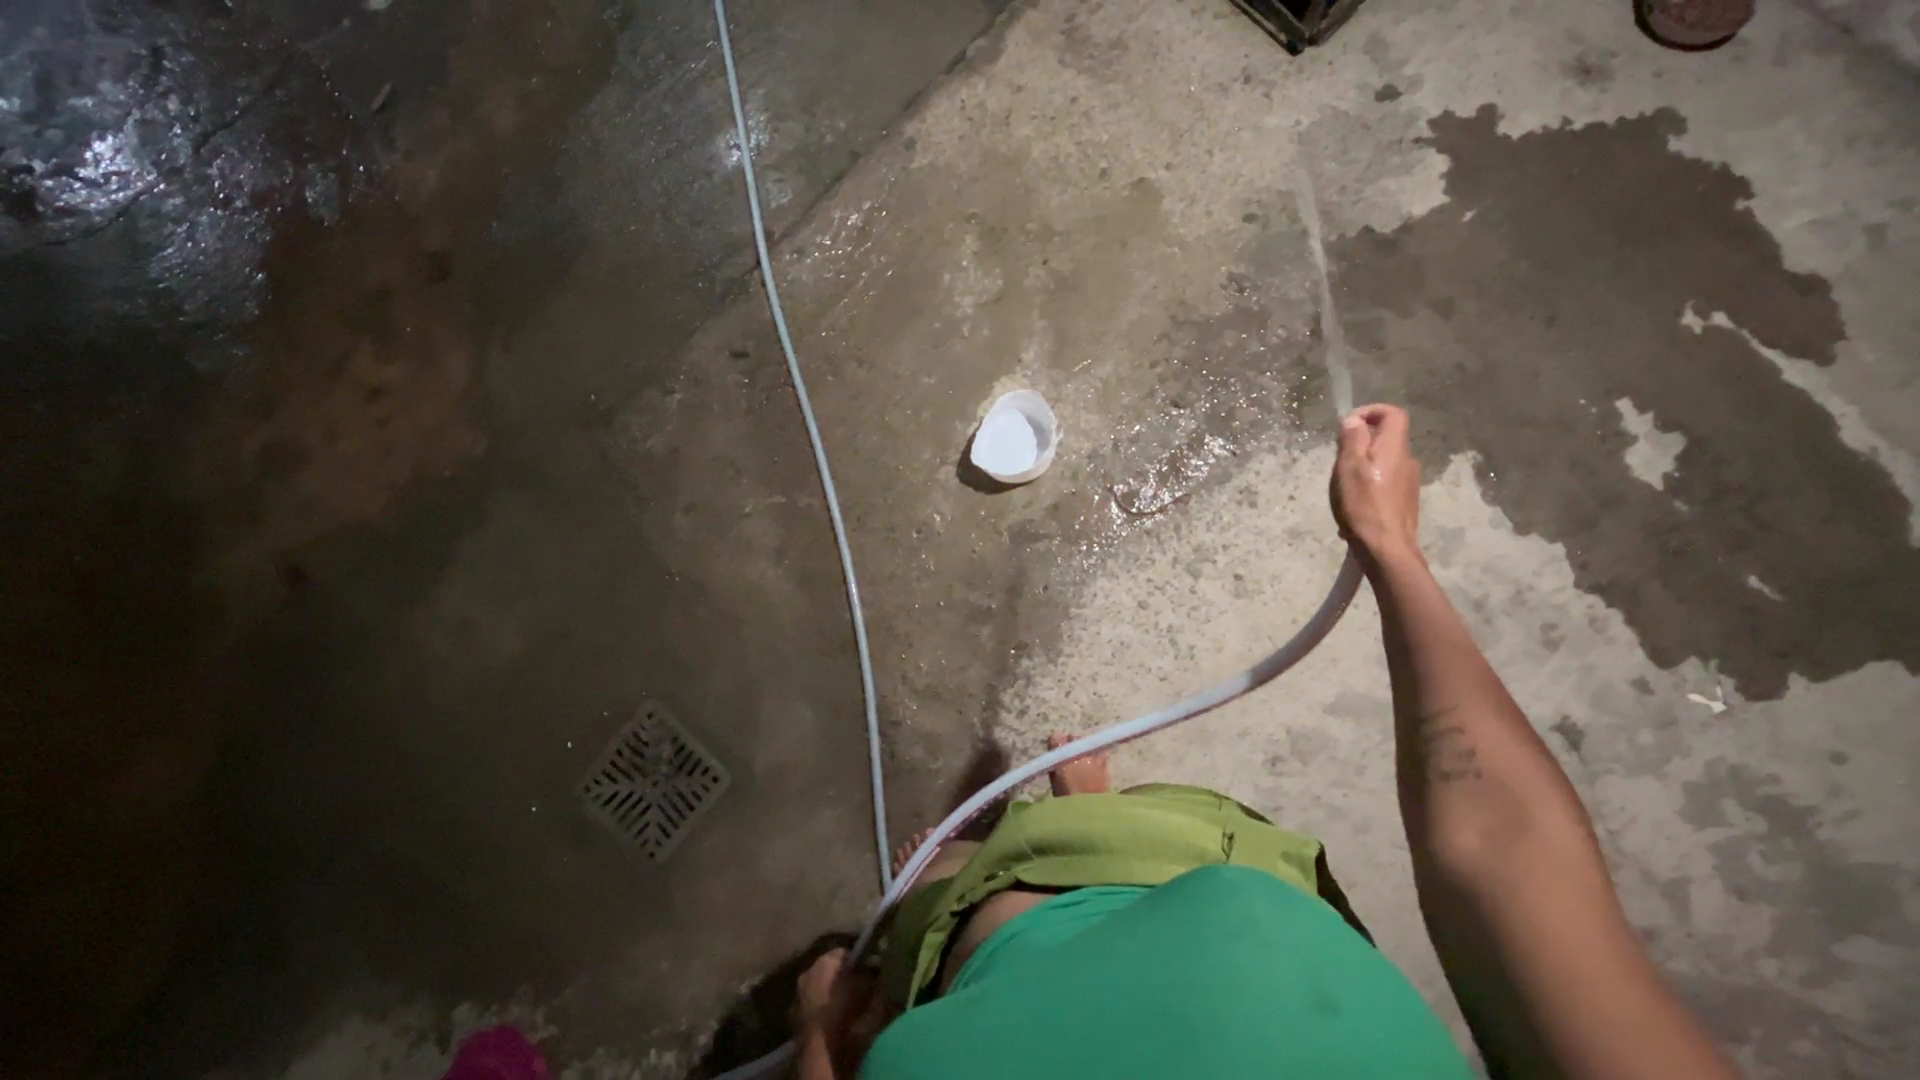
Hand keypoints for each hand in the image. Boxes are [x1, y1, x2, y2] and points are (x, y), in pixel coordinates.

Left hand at [794, 948, 867, 1039]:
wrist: (820, 1045)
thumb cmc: (845, 1009)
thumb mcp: (866, 987)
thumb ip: (869, 973)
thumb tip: (873, 965)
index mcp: (825, 960)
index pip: (843, 952)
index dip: (855, 961)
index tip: (864, 971)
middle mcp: (808, 970)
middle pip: (828, 968)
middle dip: (839, 975)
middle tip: (854, 987)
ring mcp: (798, 992)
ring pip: (817, 985)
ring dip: (826, 991)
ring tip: (841, 1004)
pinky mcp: (793, 1013)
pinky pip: (810, 1003)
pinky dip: (818, 1007)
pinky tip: (828, 1018)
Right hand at [1331, 404, 1422, 559]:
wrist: (1387, 547)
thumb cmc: (1364, 505)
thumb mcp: (1349, 468)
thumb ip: (1352, 440)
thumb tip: (1354, 419)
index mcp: (1394, 448)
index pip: (1394, 414)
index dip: (1372, 411)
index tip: (1349, 424)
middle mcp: (1407, 459)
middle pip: (1386, 438)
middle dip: (1361, 442)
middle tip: (1339, 460)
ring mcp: (1408, 481)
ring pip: (1384, 460)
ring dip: (1363, 465)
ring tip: (1343, 487)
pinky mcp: (1405, 499)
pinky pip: (1385, 480)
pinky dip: (1369, 483)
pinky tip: (1354, 505)